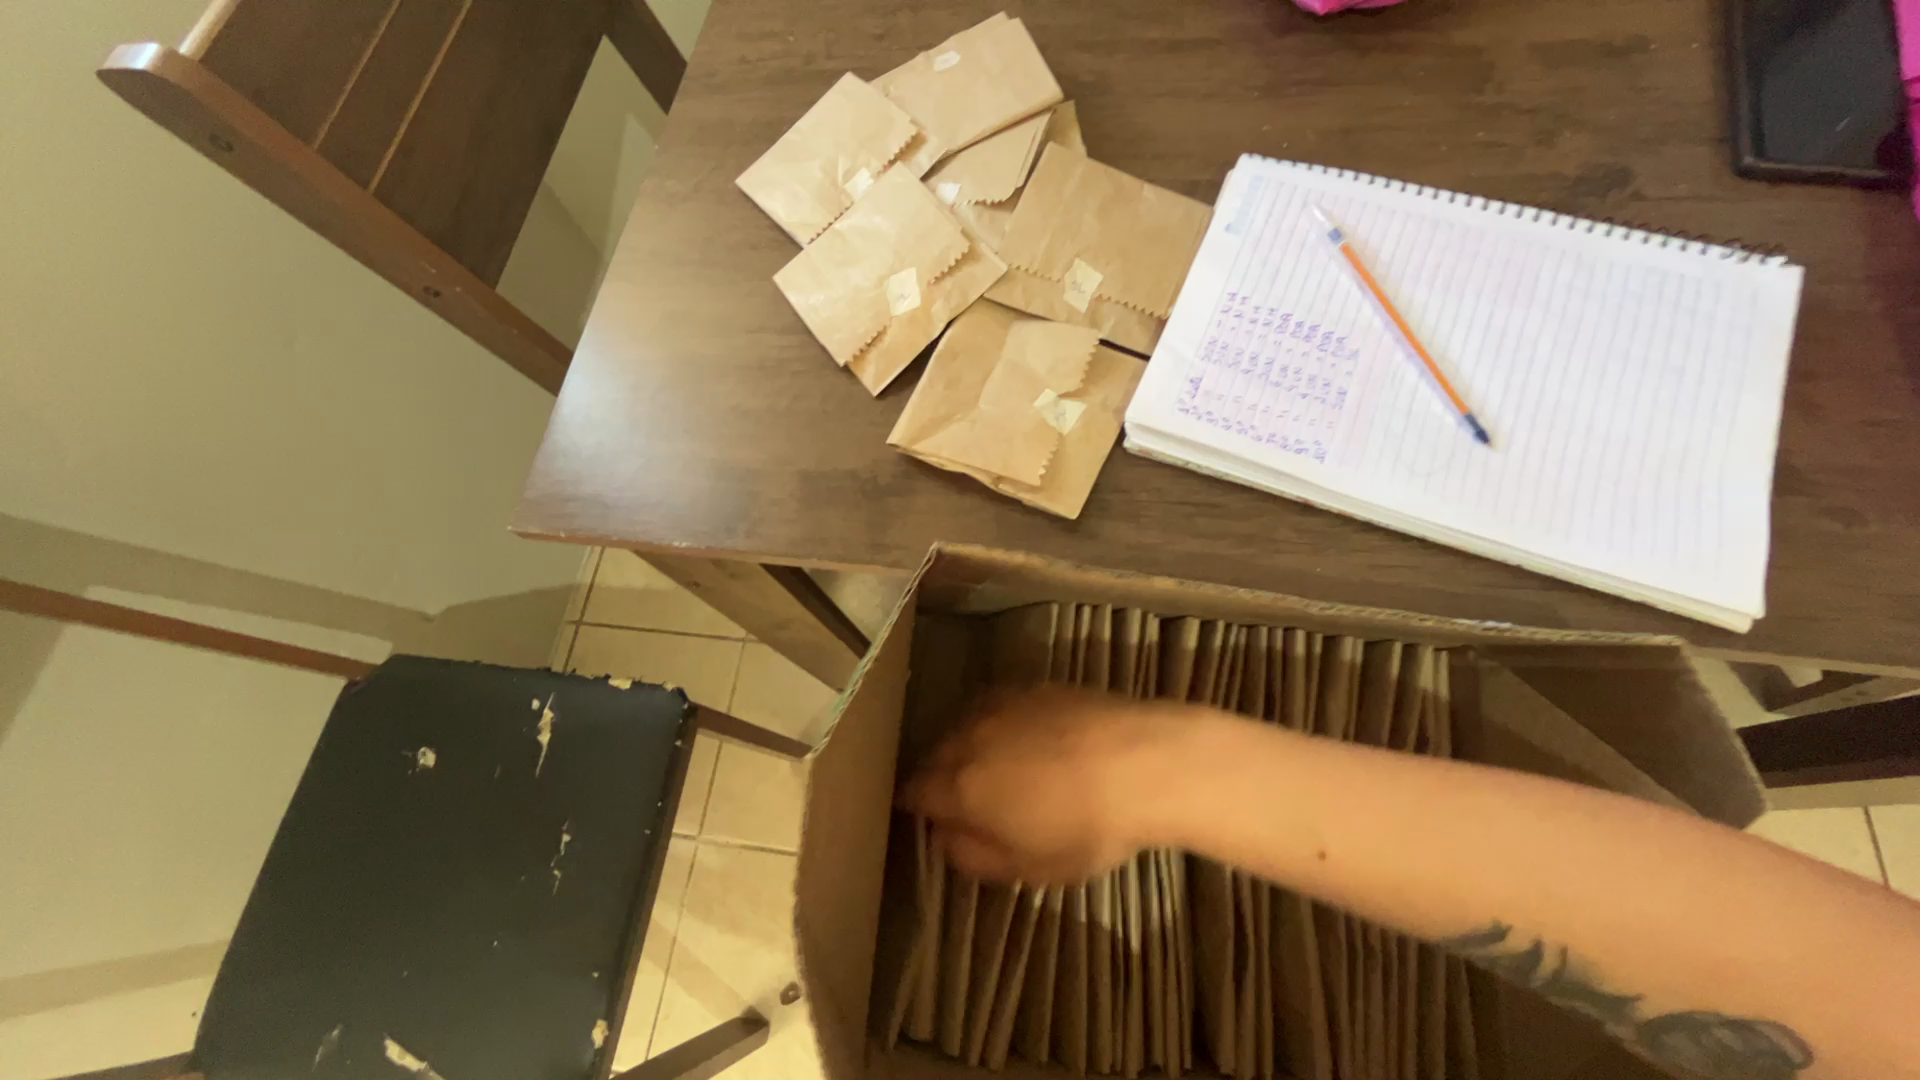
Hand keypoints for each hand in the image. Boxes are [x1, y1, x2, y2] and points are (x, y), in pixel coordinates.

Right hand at [899, 687, 1206, 884]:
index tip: (930, 818)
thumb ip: (974, 854)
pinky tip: (1028, 738)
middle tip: (966, 798)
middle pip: (935, 754)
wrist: (1146, 761)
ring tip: (997, 766)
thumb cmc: (1087, 827)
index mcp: (960, 786)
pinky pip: (998, 706)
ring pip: (964, 725)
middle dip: (940, 775)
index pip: (914, 792)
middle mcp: (969, 736)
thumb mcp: (1030, 866)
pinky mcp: (1033, 686)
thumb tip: (943, 837)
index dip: (917, 807)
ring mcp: (1001, 705)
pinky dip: (999, 723)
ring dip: (968, 745)